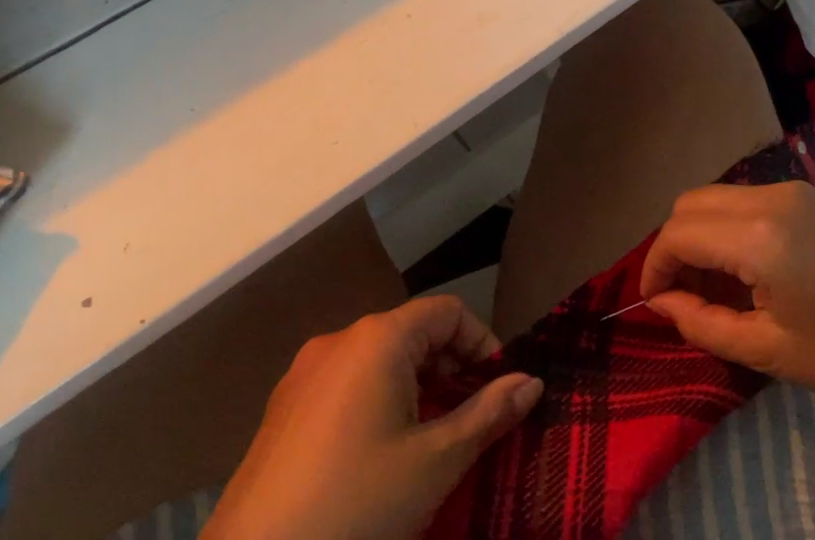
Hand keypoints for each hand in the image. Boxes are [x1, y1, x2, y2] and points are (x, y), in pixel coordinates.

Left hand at [203, 296, 542, 539]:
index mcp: (376, 340)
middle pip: (412, 333)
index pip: (447, 312)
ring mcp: (303, 376)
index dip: (482, 343)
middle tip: (474, 420)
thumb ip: (489, 413)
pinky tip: (382, 458)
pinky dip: (379, 404)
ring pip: (379, 362)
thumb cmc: (359, 502)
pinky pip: (347, 387)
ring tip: (433, 442)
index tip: (500, 391)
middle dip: (452, 369)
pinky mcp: (282, 412)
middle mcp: (337, 342)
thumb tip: (532, 381)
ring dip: (417, 389)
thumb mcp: (438, 461)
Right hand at [640, 182, 814, 411]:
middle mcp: (772, 198)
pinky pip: (747, 201)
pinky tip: (744, 270)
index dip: (654, 267)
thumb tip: (661, 302)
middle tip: (680, 296)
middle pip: (691, 203)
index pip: (679, 234)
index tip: (652, 303)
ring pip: (718, 197)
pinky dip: (728, 227)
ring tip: (712, 288)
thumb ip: (702, 323)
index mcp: (760, 236)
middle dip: (673, 246)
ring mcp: (795, 192)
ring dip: (701, 234)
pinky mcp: (812, 198)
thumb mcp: (767, 350)